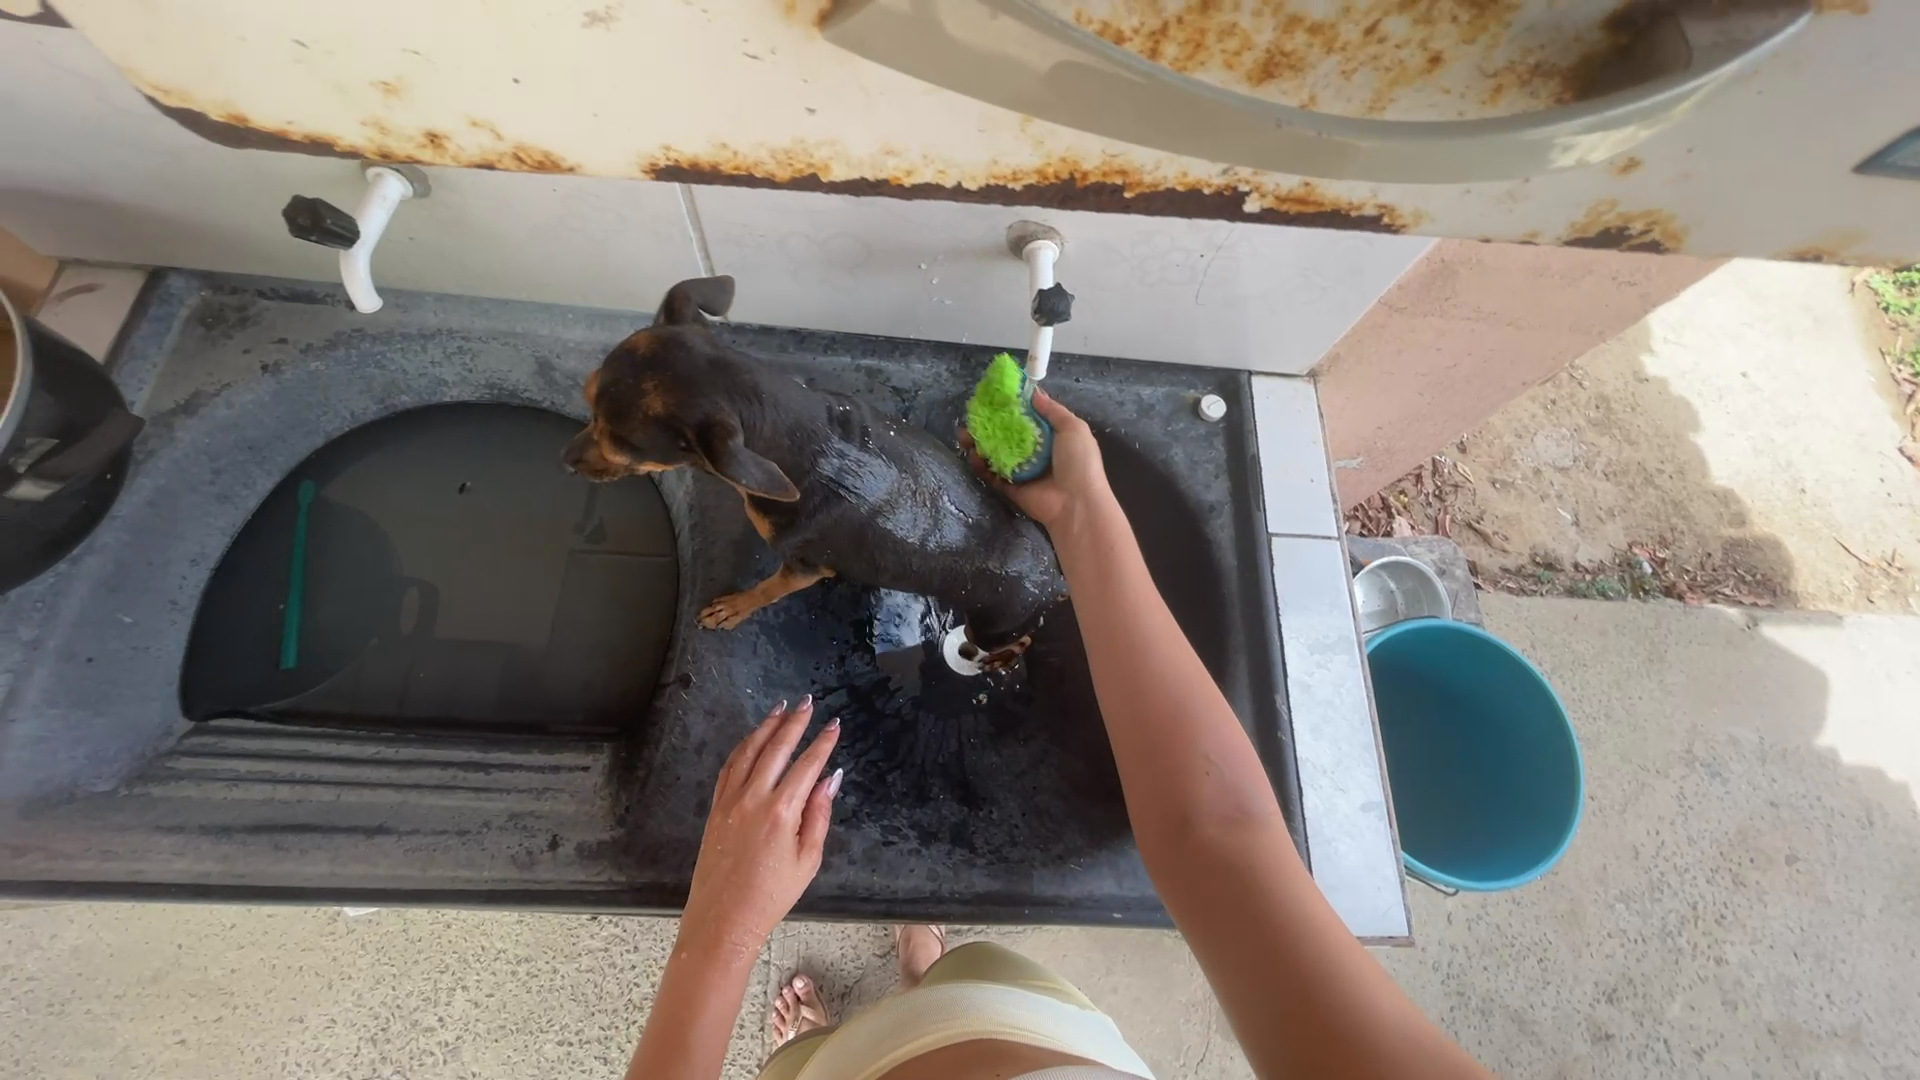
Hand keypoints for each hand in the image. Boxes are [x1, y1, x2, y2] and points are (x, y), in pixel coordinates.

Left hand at [680, 698, 842, 956]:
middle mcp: (754, 798)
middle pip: (777, 748)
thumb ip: (819, 815)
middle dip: (795, 722)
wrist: (723, 922)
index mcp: (782, 812)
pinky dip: (743, 747)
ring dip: (766, 727)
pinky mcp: (716, 809)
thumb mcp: (808, 860)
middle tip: (808, 703)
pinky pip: (729, 768)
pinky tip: (752, 738)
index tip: (834, 725)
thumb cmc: (771, 896)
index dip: (823, 742)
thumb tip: (830, 780)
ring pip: (749, 751)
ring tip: (781, 708)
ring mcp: (731, 801)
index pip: (808, 765)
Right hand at [962, 389, 1113, 533]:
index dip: (1010, 407)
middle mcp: (1034, 451)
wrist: (1076, 504)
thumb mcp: (1073, 428)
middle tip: (971, 418)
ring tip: (965, 437)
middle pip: (1005, 434)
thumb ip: (1053, 410)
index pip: (1026, 417)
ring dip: (979, 444)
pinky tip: (973, 457)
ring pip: (994, 453)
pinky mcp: (1011, 487)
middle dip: (987, 425)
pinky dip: (981, 467)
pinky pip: (992, 475)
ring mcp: (1021, 469)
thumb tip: (1033, 393)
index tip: (992, 396)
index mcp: (1050, 435)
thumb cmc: (1079, 462)